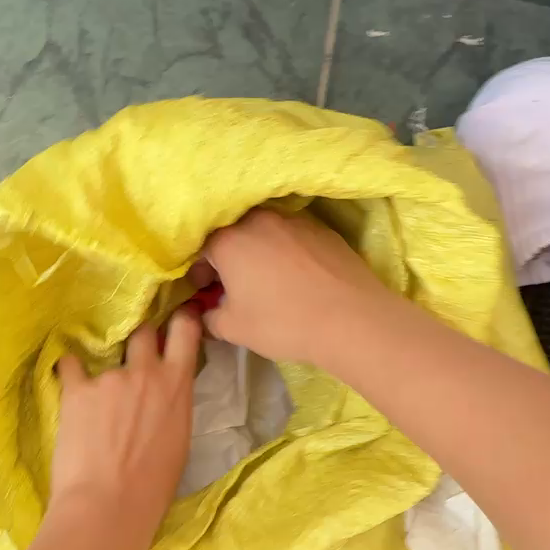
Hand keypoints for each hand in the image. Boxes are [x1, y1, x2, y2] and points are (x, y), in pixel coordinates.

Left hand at [48, 307, 203, 536]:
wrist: (108, 505)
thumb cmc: (152, 487)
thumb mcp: (178, 440)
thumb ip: (171, 406)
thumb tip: (162, 395)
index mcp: (177, 386)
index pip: (185, 331)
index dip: (179, 319)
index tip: (174, 317)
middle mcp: (145, 372)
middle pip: (142, 332)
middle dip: (137, 337)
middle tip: (129, 353)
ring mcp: (109, 377)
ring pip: (104, 353)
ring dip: (101, 366)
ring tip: (93, 388)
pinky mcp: (77, 389)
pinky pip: (69, 366)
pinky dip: (68, 371)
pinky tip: (65, 380)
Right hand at [199, 208, 392, 367]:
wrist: (351, 319)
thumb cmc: (282, 321)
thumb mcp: (233, 329)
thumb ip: (209, 317)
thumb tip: (205, 312)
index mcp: (230, 239)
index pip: (200, 245)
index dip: (198, 269)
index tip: (205, 290)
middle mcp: (258, 220)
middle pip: (232, 232)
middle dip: (226, 256)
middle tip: (231, 284)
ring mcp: (294, 221)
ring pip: (263, 232)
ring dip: (256, 251)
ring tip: (264, 278)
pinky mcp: (322, 229)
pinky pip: (291, 236)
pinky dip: (284, 251)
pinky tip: (295, 277)